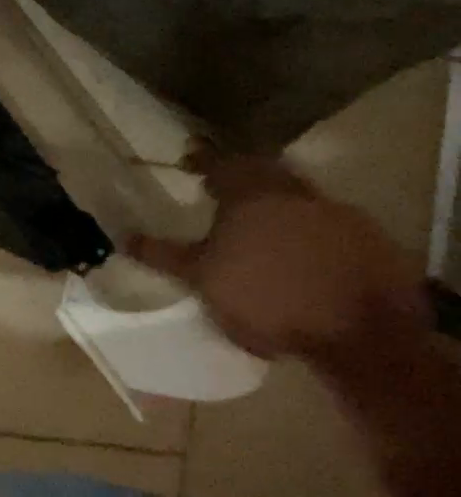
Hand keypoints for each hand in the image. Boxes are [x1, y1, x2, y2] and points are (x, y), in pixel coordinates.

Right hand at [127, 155, 427, 360]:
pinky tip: (307, 254)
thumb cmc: (265, 298)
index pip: (220, 162)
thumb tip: (123, 237)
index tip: (189, 163)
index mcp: (251, 194)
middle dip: (245, 178)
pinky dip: (317, 232)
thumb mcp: (201, 278)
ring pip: (303, 199)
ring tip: (264, 226)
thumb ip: (163, 254)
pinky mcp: (378, 248)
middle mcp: (297, 195)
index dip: (203, 159)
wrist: (364, 342)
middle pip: (267, 173)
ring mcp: (344, 220)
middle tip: (225, 190)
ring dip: (282, 206)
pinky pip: (337, 228)